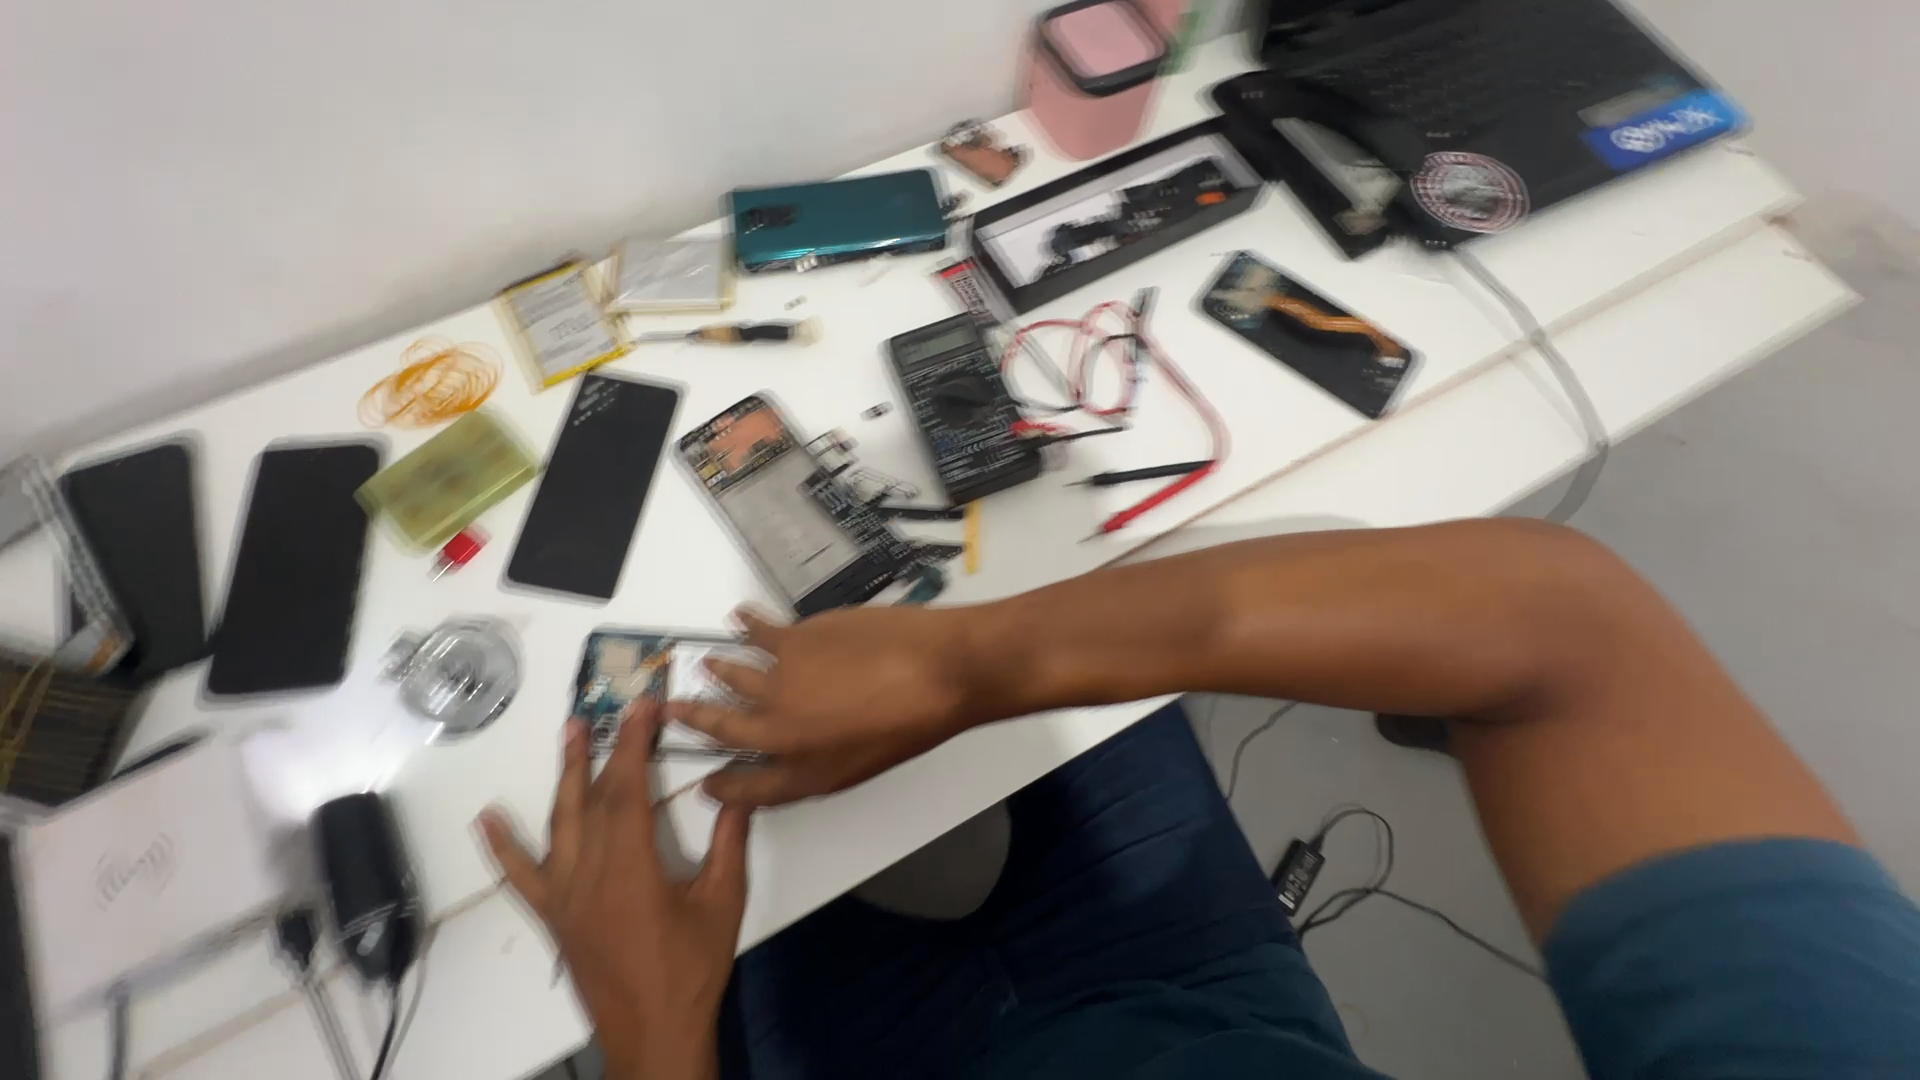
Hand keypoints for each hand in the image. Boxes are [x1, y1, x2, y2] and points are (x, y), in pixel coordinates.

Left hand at [478, 701, 750, 1079]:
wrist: (655, 1035)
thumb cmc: (693, 968)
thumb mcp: (725, 900)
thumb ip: (731, 841)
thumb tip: (741, 789)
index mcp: (631, 871)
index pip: (628, 791)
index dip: (635, 745)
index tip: (644, 708)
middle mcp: (588, 878)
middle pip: (595, 799)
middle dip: (610, 749)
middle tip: (622, 710)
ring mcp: (564, 899)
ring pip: (560, 824)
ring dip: (566, 775)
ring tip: (570, 731)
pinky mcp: (554, 919)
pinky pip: (522, 879)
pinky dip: (503, 848)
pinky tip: (488, 821)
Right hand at [664, 606, 979, 806]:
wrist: (938, 670)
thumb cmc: (913, 726)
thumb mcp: (863, 766)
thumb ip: (819, 766)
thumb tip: (794, 756)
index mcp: (799, 769)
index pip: (747, 788)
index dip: (725, 787)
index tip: (707, 783)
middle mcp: (778, 727)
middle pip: (724, 725)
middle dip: (695, 720)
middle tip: (671, 712)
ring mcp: (781, 678)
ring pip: (735, 674)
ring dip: (719, 670)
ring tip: (706, 663)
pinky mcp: (795, 637)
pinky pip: (759, 631)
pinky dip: (747, 623)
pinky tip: (740, 618)